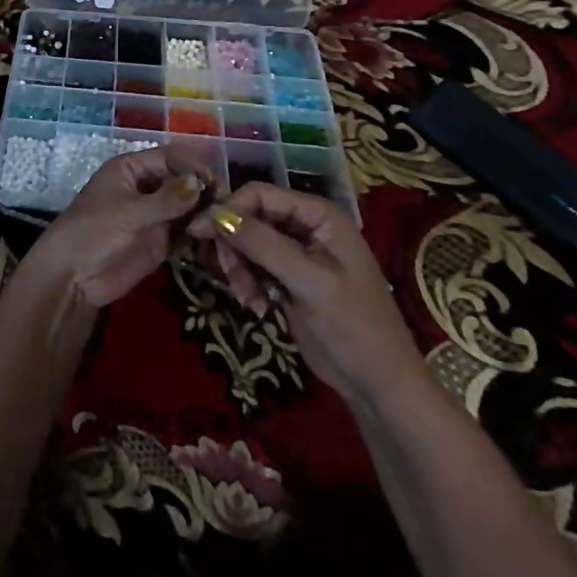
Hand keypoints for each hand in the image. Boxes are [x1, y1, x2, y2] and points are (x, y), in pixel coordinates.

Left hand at [20, 144, 212, 307]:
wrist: (74, 277)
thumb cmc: (92, 233)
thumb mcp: (127, 213)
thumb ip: (165, 199)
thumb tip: (199, 182)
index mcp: (131, 168)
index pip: (170, 156)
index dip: (194, 166)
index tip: (215, 183)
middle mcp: (146, 186)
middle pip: (184, 179)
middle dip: (205, 189)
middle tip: (227, 206)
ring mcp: (156, 212)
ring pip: (190, 204)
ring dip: (207, 211)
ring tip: (225, 223)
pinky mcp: (162, 238)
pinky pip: (188, 228)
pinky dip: (202, 231)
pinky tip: (218, 237)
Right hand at [187, 184, 422, 399]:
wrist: (375, 381)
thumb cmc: (353, 325)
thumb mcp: (309, 282)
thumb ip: (263, 244)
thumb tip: (215, 214)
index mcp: (319, 216)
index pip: (259, 194)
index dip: (229, 210)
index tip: (201, 234)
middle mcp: (305, 226)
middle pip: (247, 218)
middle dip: (234, 248)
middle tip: (233, 279)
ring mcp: (295, 252)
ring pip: (244, 244)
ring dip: (239, 271)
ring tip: (251, 301)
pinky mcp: (285, 276)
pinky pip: (250, 266)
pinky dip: (246, 284)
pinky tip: (259, 308)